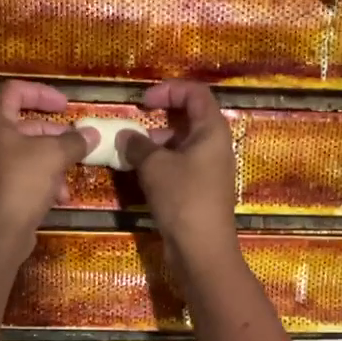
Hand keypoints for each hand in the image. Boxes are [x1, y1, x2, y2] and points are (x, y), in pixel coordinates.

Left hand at [0, 80, 92, 252]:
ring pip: (28, 154)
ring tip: (70, 176)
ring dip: (53, 162)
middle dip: (55, 135)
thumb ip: (74, 142)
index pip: (14, 90)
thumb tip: (92, 134)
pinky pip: (24, 177)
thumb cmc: (20, 183)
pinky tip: (60, 197)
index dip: (42, 93)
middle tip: (77, 143)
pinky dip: (43, 182)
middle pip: (25, 125)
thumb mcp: (53, 156)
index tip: (66, 106)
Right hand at [118, 81, 236, 252]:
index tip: (143, 102)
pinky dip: (162, 167)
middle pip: (188, 120)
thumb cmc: (183, 200)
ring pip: (182, 147)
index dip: (169, 90)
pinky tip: (142, 178)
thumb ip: (137, 146)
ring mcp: (210, 171)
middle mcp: (216, 147)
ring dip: (156, 148)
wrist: (202, 250)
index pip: (195, 93)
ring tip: (131, 158)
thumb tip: (125, 136)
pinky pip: (181, 168)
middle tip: (133, 133)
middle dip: (158, 123)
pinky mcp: (202, 192)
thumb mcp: (154, 167)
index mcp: (212, 131)